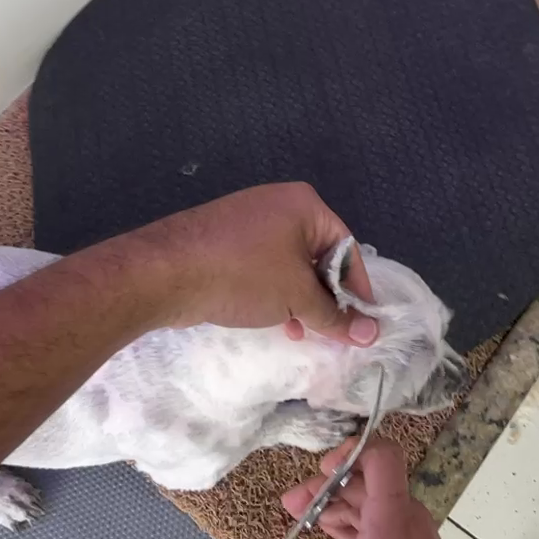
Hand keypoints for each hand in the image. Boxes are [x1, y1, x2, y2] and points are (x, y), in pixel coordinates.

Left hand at [127, 182, 378, 346]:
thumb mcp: (298, 297)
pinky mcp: (226, 242)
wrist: (165, 272)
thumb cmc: (244, 274)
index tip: (363, 324)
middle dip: (327, 297)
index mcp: (305, 205)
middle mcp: (280, 206)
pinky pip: (264, 268)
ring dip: (301, 300)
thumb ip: (336, 316)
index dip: (358, 289)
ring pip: (291, 266)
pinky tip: (275, 320)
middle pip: (319, 257)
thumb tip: (372, 333)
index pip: (347, 248)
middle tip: (332, 332)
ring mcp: (249, 222)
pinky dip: (275, 293)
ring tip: (301, 332)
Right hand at [246, 437, 493, 538]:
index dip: (349, 452)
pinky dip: (353, 526)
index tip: (319, 472)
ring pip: (371, 504)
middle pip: (365, 481)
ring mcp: (413, 536)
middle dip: (325, 488)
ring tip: (300, 523)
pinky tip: (328, 538)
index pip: (380, 455)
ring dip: (336, 508)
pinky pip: (380, 525)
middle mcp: (406, 516)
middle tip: (289, 506)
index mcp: (391, 516)